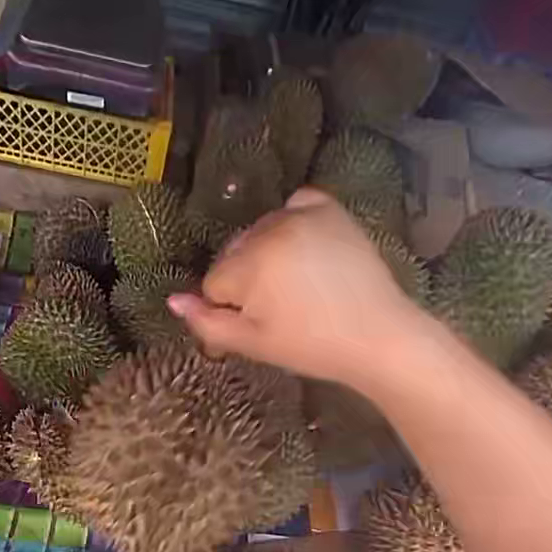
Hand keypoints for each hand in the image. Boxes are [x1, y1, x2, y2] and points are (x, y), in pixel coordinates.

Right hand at [168, 188, 431, 387]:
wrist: (378, 335)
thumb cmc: (311, 346)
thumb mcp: (253, 343)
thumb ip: (207, 323)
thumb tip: (172, 301)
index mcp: (248, 263)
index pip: (214, 283)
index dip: (229, 309)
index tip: (257, 327)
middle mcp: (269, 229)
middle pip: (234, 254)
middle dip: (246, 281)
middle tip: (279, 310)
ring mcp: (302, 215)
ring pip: (259, 233)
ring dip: (265, 254)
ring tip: (294, 285)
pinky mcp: (330, 210)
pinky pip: (295, 206)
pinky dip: (292, 222)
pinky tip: (303, 248)